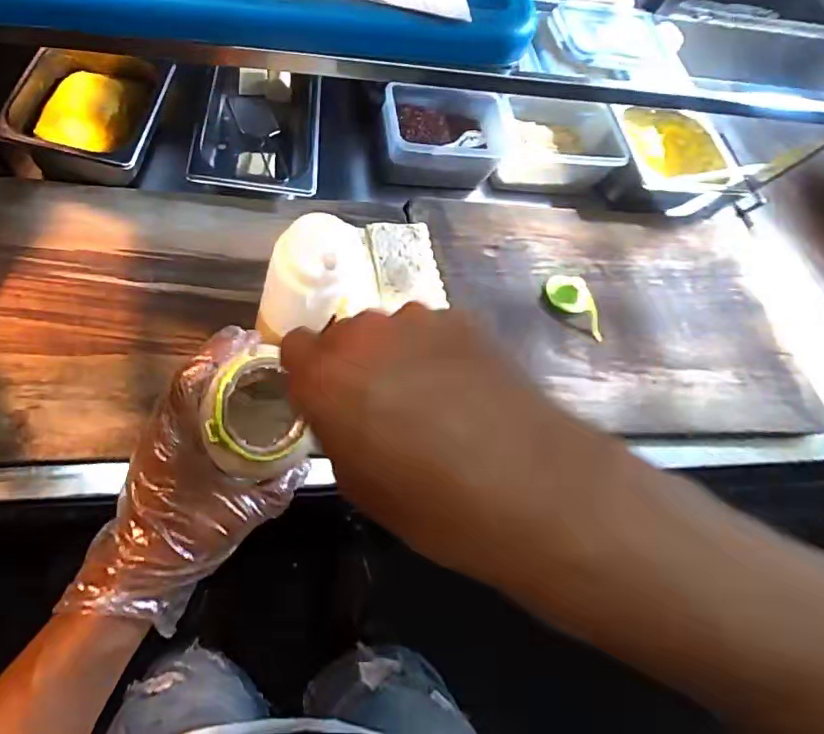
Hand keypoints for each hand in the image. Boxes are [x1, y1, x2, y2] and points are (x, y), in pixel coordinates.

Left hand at [56, 327, 306, 635]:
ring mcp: (159, 433)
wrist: (140, 567)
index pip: (190, 378)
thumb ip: (272, 489)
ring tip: (250, 360)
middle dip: (222, 355)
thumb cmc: (184, 538)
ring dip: (216, 370)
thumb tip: (303, 464)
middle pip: (190, 374)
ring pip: (187, 387)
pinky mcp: (161, 444)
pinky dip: (209, 391)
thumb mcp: (237, 515)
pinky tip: (233, 396)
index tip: (248, 338)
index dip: (218, 353)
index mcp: (176, 433)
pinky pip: (187, 404)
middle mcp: (164, 425)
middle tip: (257, 344)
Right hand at [281, 305, 634, 583]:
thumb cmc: (433, 504)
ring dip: (396, 354)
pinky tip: (465, 388)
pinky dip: (437, 351)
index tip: (328, 399)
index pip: (294, 345)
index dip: (310, 372)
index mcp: (325, 376)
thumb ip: (335, 430)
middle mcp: (362, 335)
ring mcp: (414, 320)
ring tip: (432, 397)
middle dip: (354, 363)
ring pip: (388, 330)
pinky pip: (431, 330)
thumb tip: (341, 412)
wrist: (530, 485)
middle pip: (343, 336)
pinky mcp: (460, 319)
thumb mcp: (359, 485)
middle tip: (383, 404)